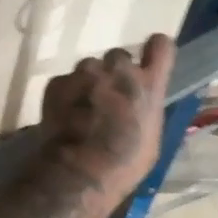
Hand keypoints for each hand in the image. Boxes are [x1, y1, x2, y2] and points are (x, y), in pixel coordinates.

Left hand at [38, 34, 175, 201]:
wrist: (79, 173)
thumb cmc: (124, 164)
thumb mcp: (151, 137)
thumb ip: (146, 108)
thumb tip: (139, 104)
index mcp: (148, 84)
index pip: (160, 45)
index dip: (154, 50)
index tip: (148, 59)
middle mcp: (118, 70)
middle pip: (118, 57)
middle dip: (115, 73)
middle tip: (108, 97)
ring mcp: (85, 73)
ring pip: (89, 67)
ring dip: (89, 82)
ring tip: (83, 109)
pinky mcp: (57, 83)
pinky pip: (65, 81)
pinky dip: (66, 94)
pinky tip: (65, 115)